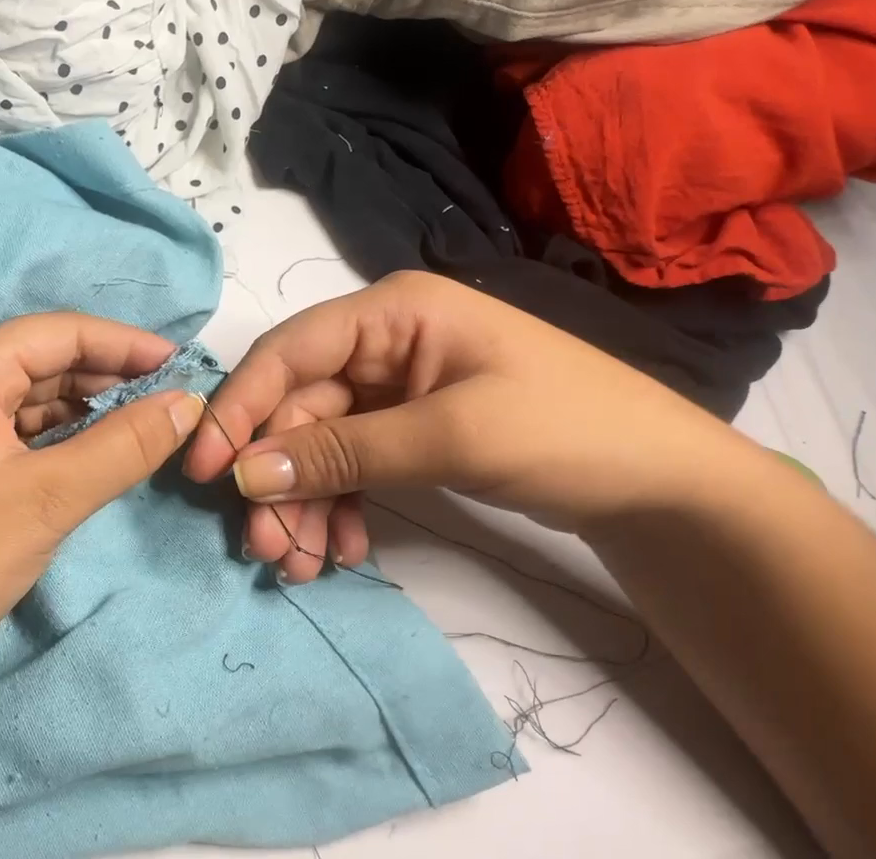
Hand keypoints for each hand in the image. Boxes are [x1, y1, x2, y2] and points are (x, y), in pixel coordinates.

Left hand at [0, 313, 204, 691]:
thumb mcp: (51, 498)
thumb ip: (125, 445)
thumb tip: (188, 403)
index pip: (58, 333)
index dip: (125, 344)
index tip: (183, 364)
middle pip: (45, 360)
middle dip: (111, 378)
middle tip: (175, 401)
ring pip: (32, 396)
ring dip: (89, 408)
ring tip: (151, 424)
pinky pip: (16, 427)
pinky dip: (60, 435)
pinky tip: (102, 449)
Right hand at [183, 271, 767, 579]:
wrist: (672, 488)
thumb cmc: (569, 431)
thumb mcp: (451, 438)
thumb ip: (342, 453)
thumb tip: (244, 475)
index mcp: (390, 312)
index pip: (287, 353)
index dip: (238, 409)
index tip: (203, 472)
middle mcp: (382, 342)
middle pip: (298, 407)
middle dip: (278, 478)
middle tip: (266, 546)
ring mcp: (394, 386)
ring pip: (317, 442)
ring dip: (304, 502)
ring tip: (300, 563)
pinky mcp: (407, 427)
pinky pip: (350, 463)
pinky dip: (339, 505)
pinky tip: (341, 551)